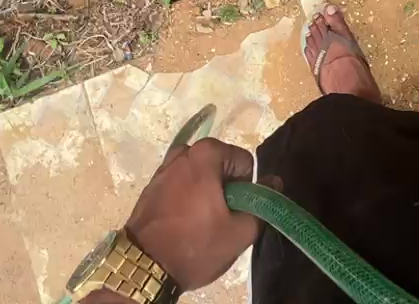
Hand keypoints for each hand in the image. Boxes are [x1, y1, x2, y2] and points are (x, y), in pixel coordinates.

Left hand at [123, 137, 262, 290]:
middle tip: (219, 222)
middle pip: (222, 168)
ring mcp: (165, 166)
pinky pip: (183, 186)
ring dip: (207, 196)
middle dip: (226, 192)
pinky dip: (188, 200)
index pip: (244, 164)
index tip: (235, 214)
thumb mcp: (238, 233)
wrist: (142, 267)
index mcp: (207, 153)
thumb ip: (263, 205)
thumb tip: (275, 182)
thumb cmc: (194, 245)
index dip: (246, 191)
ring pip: (202, 178)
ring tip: (200, 226)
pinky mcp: (152, 184)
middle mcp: (185, 151)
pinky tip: (183, 224)